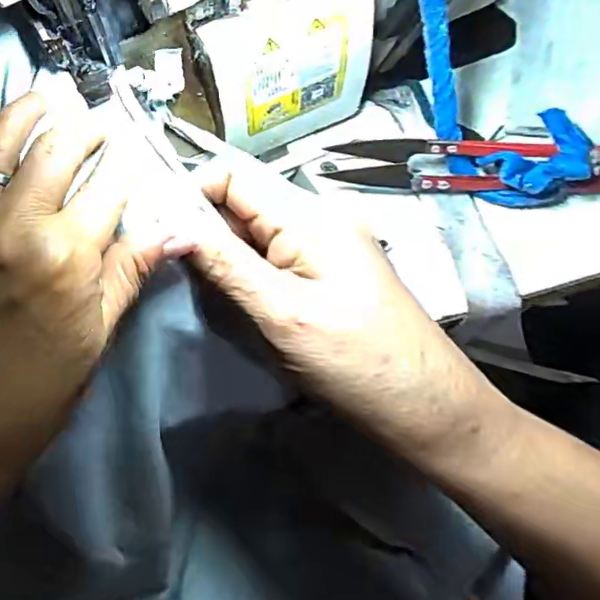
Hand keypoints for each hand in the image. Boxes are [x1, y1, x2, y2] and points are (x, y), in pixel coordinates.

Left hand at [0, 93, 188, 502]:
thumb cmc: (34, 389)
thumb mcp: (95, 338)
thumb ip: (128, 275)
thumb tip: (175, 230)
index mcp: (67, 255)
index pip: (109, 191)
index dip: (127, 169)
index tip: (136, 152)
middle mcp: (17, 223)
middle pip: (57, 153)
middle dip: (84, 129)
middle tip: (99, 118)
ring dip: (23, 112)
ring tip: (45, 91)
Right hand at [183, 161, 513, 465]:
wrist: (439, 421)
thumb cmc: (362, 365)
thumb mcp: (282, 313)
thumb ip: (224, 264)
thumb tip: (169, 226)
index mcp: (310, 218)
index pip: (230, 178)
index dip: (189, 195)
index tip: (160, 231)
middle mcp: (316, 220)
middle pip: (235, 204)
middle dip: (200, 229)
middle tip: (173, 266)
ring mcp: (322, 246)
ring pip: (246, 233)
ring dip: (218, 254)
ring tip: (203, 288)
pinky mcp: (323, 272)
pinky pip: (265, 255)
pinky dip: (240, 271)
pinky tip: (233, 298)